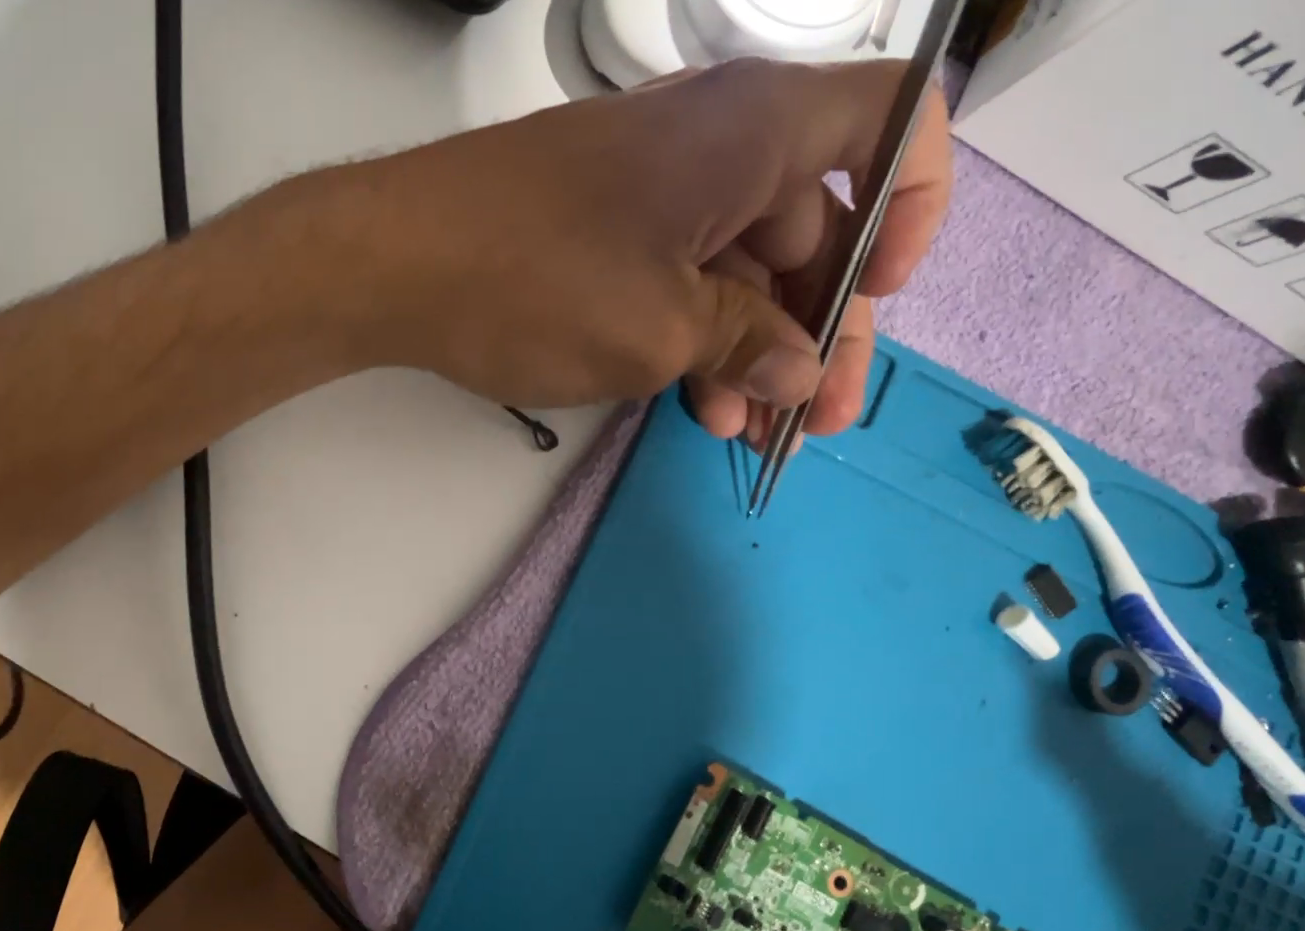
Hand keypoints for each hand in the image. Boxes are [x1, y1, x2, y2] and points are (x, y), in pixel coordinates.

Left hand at [245, 59, 951, 432]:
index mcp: (755, 129)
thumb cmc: (538, 282)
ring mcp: (651, 187)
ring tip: (747, 431)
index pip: (894, 124)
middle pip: (812, 222)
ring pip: (738, 264)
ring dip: (752, 349)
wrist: (390, 261)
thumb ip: (747, 345)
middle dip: (817, 328)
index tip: (885, 295)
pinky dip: (695, 334)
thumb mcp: (660, 330)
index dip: (914, 207)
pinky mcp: (603, 230)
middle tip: (814, 420)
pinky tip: (697, 403)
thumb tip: (800, 371)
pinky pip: (678, 274)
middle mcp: (714, 141)